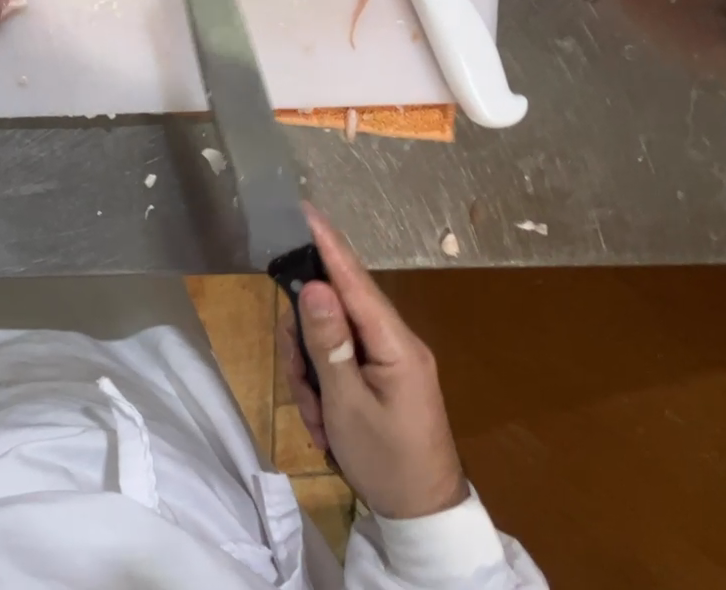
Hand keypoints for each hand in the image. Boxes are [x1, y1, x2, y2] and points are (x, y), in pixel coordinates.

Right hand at [276, 206, 469, 518]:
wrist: (422, 515)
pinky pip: (337, 361)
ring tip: (319, 418)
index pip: (354, 280)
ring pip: (327, 339)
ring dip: (312, 374)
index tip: (304, 209)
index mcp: (395, 344)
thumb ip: (327, 342)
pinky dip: (322, 387)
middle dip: (306, 346)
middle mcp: (394, 342)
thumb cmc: (386, 459)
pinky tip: (325, 421)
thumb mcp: (346, 404)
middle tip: (303, 385)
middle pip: (332, 311)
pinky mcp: (379, 375)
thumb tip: (314, 284)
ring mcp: (388, 359)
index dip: (327, 244)